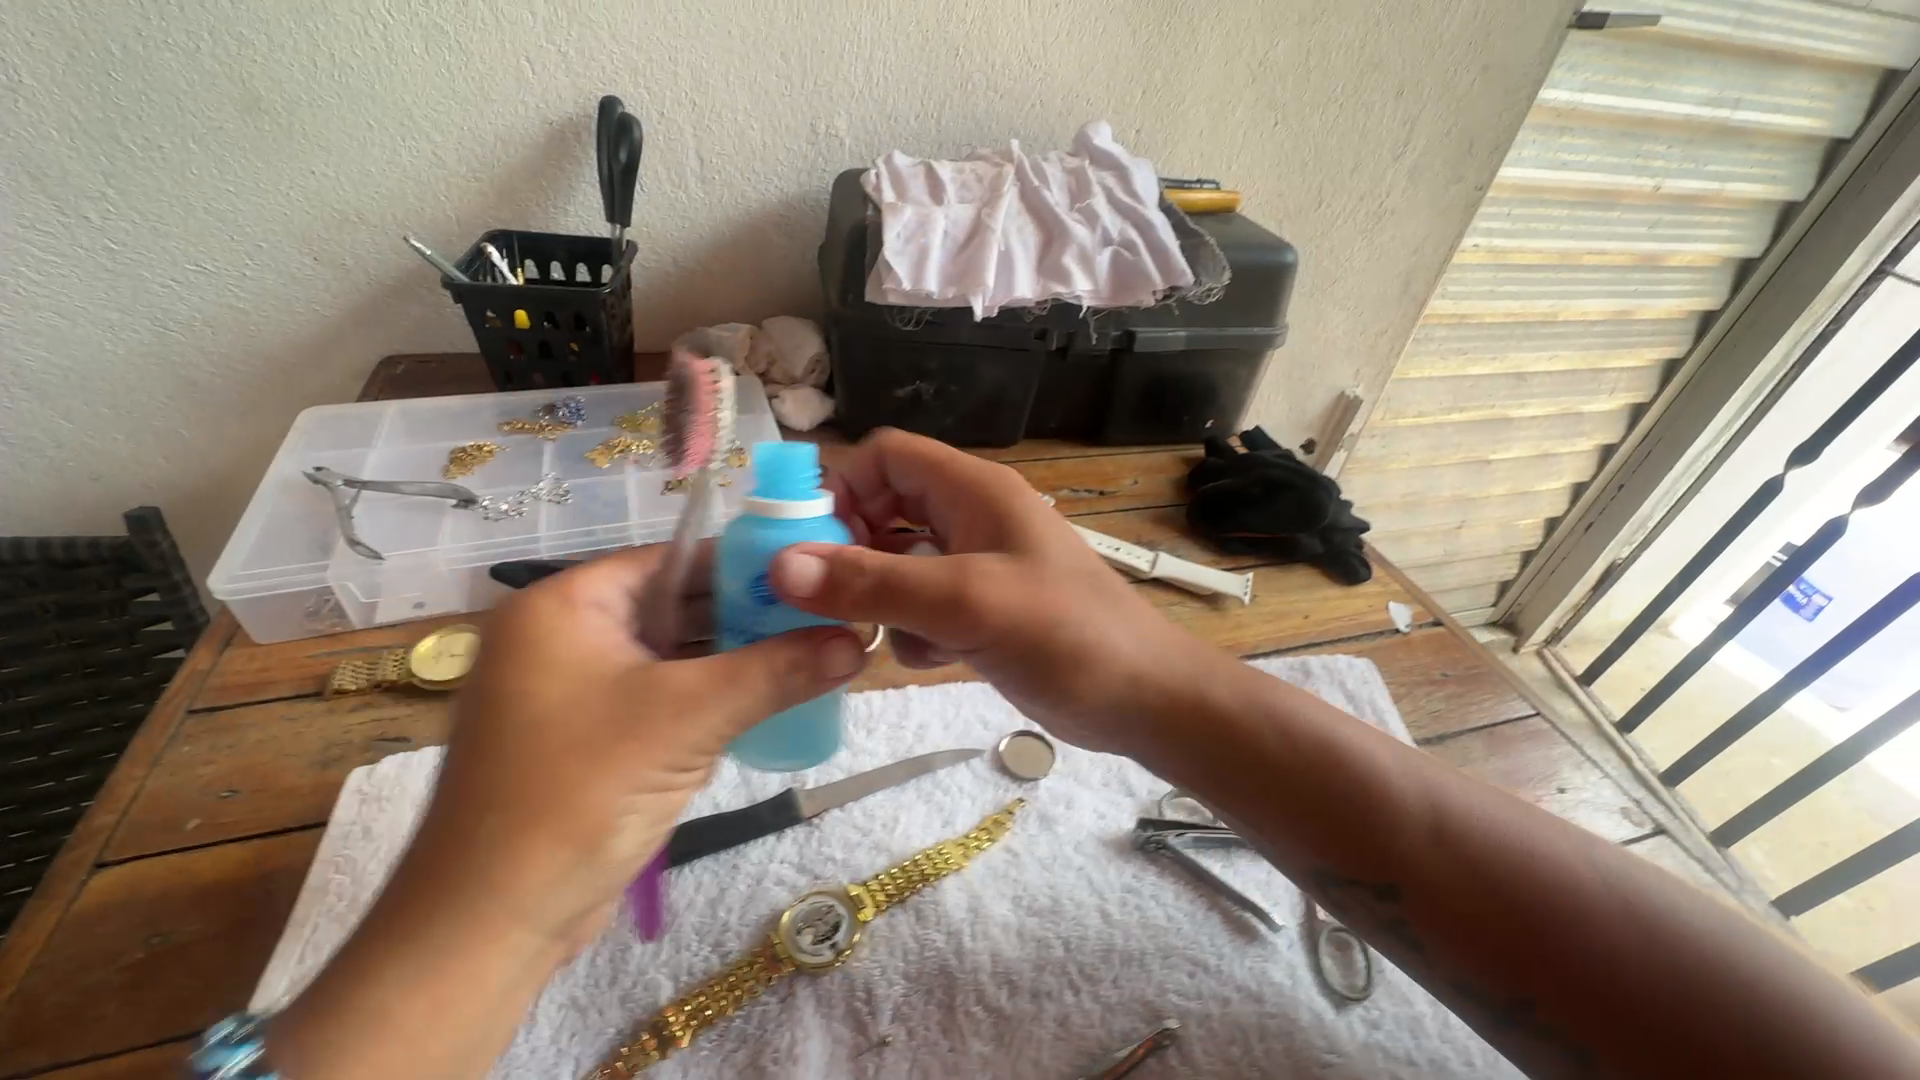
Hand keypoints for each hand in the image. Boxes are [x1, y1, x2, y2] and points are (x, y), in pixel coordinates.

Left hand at [395, 544, 866, 949]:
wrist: (492, 919)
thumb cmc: (580, 791)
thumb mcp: (688, 718)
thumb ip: (777, 671)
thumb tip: (859, 640)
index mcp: (564, 606)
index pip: (670, 558)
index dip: (743, 563)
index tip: (811, 574)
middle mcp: (563, 636)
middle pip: (673, 605)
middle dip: (747, 615)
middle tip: (824, 616)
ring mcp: (574, 690)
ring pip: (672, 655)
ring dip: (735, 658)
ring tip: (812, 652)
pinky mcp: (590, 737)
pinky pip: (662, 697)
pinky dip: (710, 697)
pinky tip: (769, 699)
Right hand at [770, 428, 1206, 755]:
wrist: (1142, 699)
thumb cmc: (1065, 635)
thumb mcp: (966, 604)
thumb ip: (875, 583)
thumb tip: (781, 565)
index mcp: (973, 491)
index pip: (887, 456)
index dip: (843, 488)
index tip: (812, 547)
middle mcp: (972, 518)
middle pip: (886, 509)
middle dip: (853, 551)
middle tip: (828, 600)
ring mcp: (980, 566)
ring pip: (899, 563)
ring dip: (882, 597)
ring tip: (882, 634)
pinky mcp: (984, 611)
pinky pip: (925, 605)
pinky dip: (914, 629)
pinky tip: (932, 657)